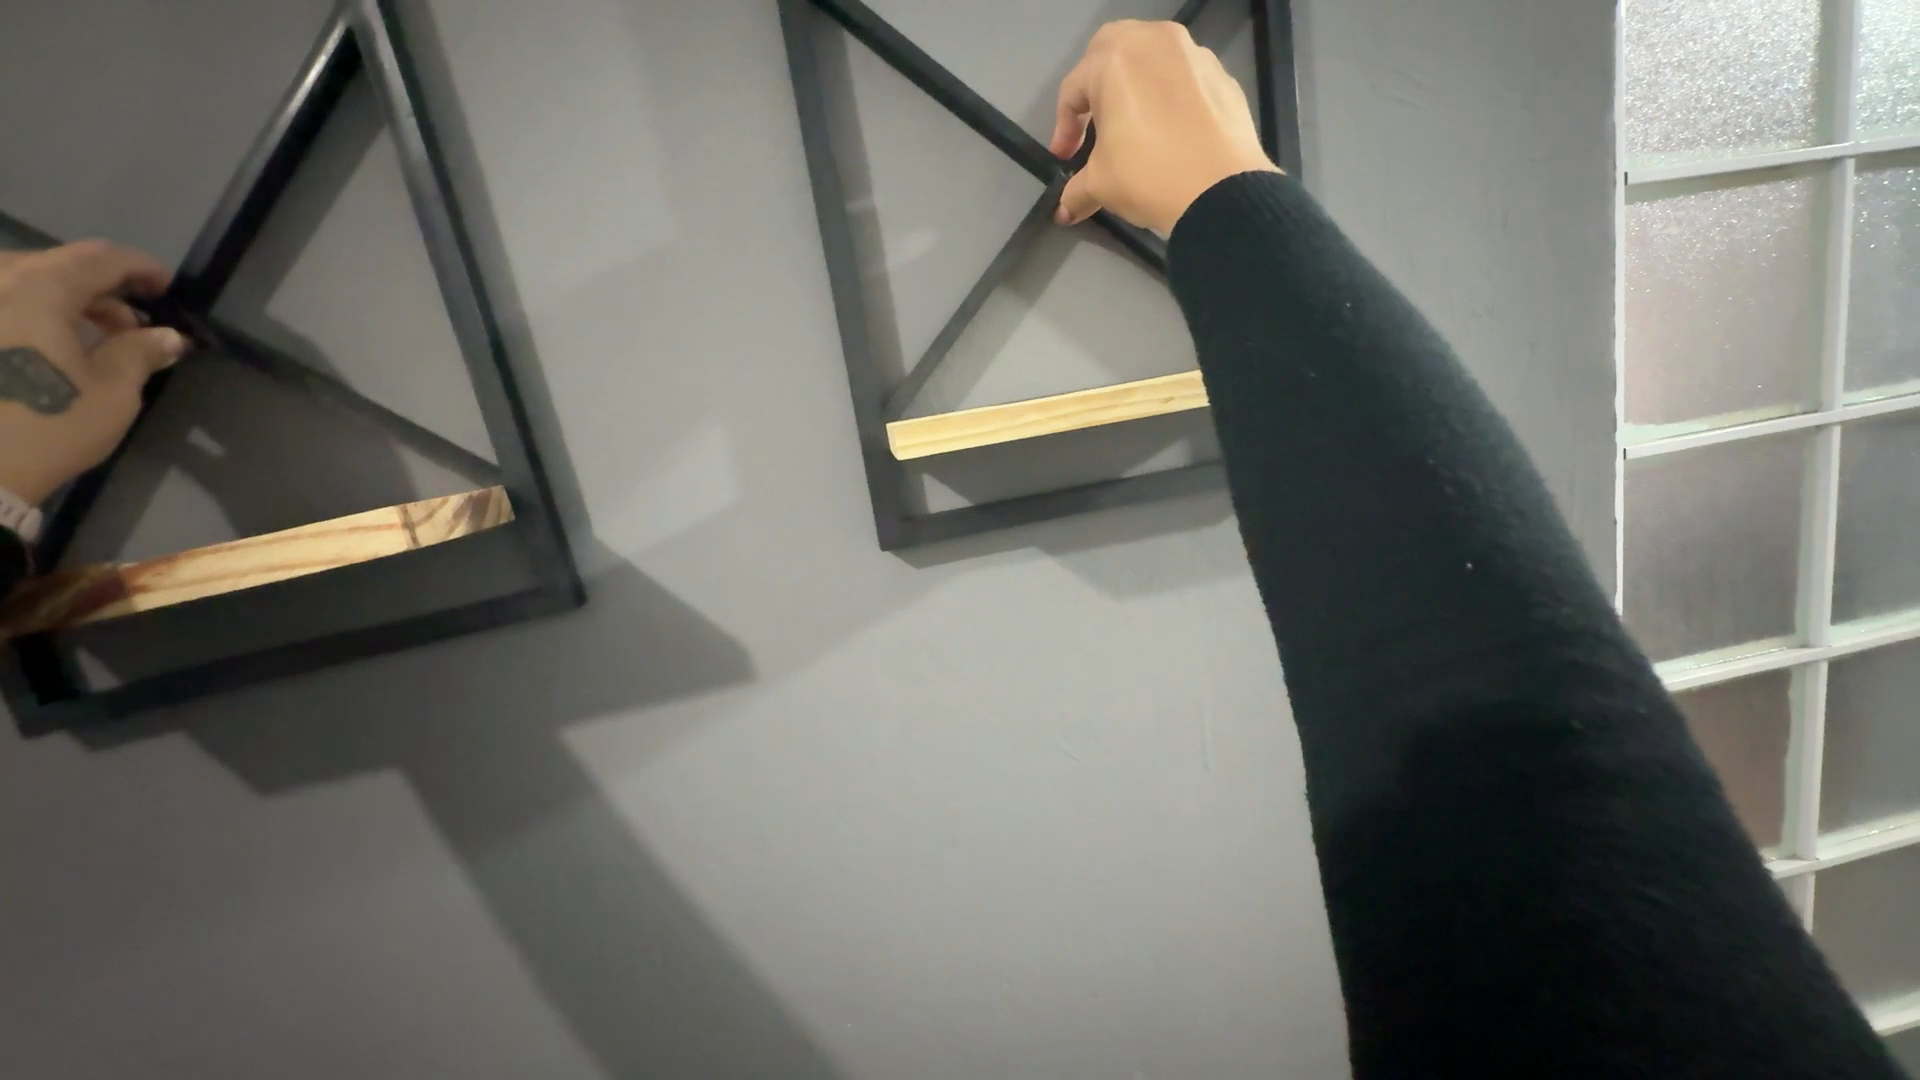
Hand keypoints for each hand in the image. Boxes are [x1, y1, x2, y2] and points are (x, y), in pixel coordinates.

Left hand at [0, 240, 186, 505]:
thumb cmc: (48, 423)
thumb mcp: (112, 392)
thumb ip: (139, 352)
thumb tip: (167, 336)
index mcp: (33, 292)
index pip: (96, 258)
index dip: (138, 267)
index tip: (165, 286)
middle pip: (50, 267)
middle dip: (97, 289)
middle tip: (131, 325)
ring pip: (16, 285)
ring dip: (61, 304)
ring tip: (92, 340)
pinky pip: (0, 309)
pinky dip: (27, 318)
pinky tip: (48, 349)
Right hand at [1051, 20, 1279, 234]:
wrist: (1220, 191)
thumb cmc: (1148, 177)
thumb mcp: (1101, 186)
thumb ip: (1076, 191)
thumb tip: (1066, 210)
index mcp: (1114, 62)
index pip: (1074, 89)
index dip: (1063, 127)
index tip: (1065, 158)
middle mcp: (1153, 42)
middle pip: (1112, 49)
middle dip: (1096, 83)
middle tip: (1094, 121)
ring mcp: (1193, 53)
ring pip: (1152, 55)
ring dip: (1135, 82)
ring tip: (1134, 122)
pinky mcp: (1221, 74)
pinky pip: (1184, 75)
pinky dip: (1169, 94)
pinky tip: (1171, 130)